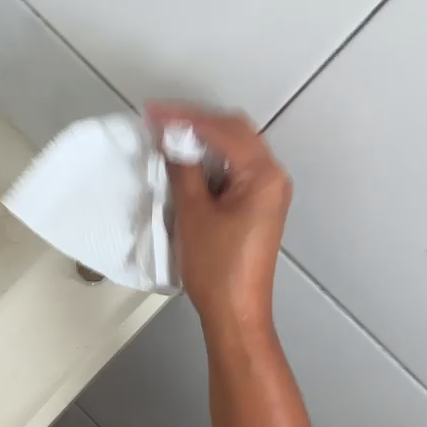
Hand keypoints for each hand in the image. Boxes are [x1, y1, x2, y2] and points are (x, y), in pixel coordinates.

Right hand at [148, 102, 291, 331]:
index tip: (154, 114)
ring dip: (201, 143)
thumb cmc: (217, 269)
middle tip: (159, 122)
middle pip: (234, 133)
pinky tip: (184, 165)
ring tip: (166, 139)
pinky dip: (208, 164)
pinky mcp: (256, 207)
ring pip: (233, 151)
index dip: (186, 118)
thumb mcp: (193, 215)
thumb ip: (183, 172)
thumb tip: (172, 142)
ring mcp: (267, 193)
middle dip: (196, 124)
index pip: (223, 130)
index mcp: (263, 176)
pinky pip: (232, 172)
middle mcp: (272, 178)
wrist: (235, 312)